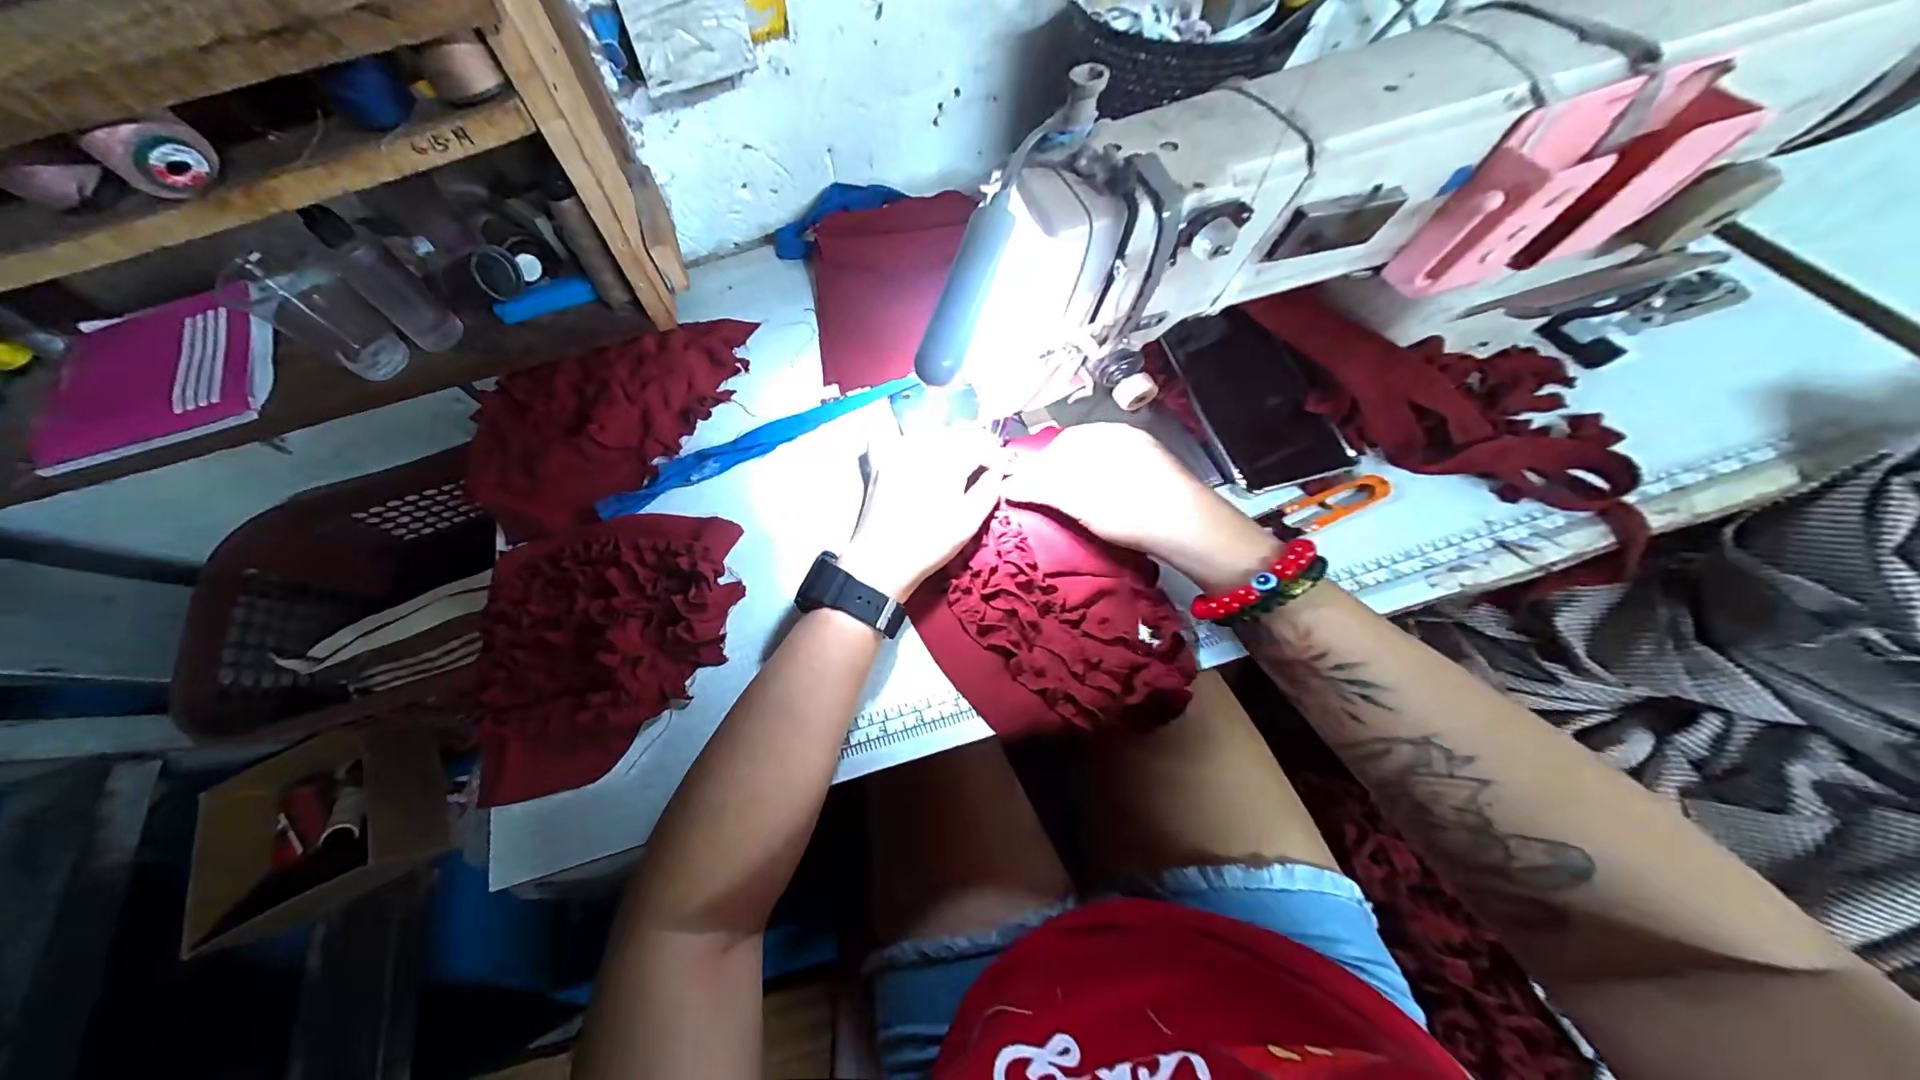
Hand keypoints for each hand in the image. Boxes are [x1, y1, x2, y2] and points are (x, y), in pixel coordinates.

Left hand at [839, 427, 1009, 599]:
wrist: (882, 560)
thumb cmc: (931, 543)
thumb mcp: (969, 521)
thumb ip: (988, 491)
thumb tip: (997, 472)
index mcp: (949, 459)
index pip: (980, 445)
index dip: (996, 455)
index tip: (1003, 467)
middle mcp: (923, 446)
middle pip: (956, 433)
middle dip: (974, 443)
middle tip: (985, 462)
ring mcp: (899, 451)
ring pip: (931, 432)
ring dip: (948, 440)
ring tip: (958, 458)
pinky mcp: (882, 462)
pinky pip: (900, 438)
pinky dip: (914, 440)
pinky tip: (921, 453)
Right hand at [1003, 423, 1277, 592]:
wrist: (1192, 532)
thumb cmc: (1130, 511)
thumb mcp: (1077, 501)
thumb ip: (1040, 487)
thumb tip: (1007, 484)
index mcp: (1104, 435)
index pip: (1056, 445)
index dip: (1036, 469)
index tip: (1024, 492)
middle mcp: (1124, 437)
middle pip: (1077, 455)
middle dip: (1057, 476)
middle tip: (1045, 504)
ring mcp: (1144, 455)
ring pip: (1098, 467)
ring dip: (1079, 486)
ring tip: (1072, 512)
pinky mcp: (1158, 477)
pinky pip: (1116, 478)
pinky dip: (1101, 492)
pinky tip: (1102, 513)